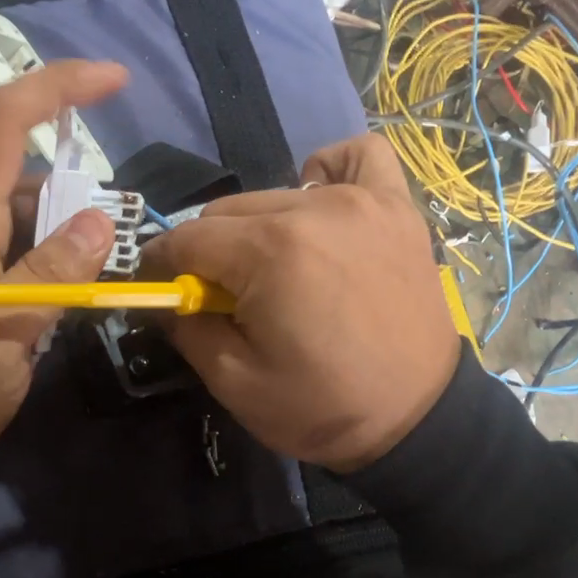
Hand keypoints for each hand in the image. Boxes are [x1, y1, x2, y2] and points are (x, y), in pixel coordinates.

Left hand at [0, 60, 128, 459]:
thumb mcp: (10, 329)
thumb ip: (56, 270)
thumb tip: (98, 219)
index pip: (4, 121)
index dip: (58, 86)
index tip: (115, 81)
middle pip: (21, 169)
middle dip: (76, 190)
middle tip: (116, 243)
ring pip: (18, 210)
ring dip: (62, 229)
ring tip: (95, 278)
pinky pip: (6, 242)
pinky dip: (43, 253)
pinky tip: (64, 292)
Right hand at [148, 134, 459, 471]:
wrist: (417, 420)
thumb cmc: (321, 407)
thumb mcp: (232, 382)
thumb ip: (185, 326)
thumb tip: (161, 296)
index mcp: (268, 252)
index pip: (186, 238)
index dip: (161, 266)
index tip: (160, 291)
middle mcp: (312, 208)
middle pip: (225, 213)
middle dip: (209, 253)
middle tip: (223, 299)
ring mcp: (361, 200)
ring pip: (275, 192)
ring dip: (258, 228)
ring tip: (275, 270)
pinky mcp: (396, 206)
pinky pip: (357, 157)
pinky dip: (327, 173)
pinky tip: (319, 204)